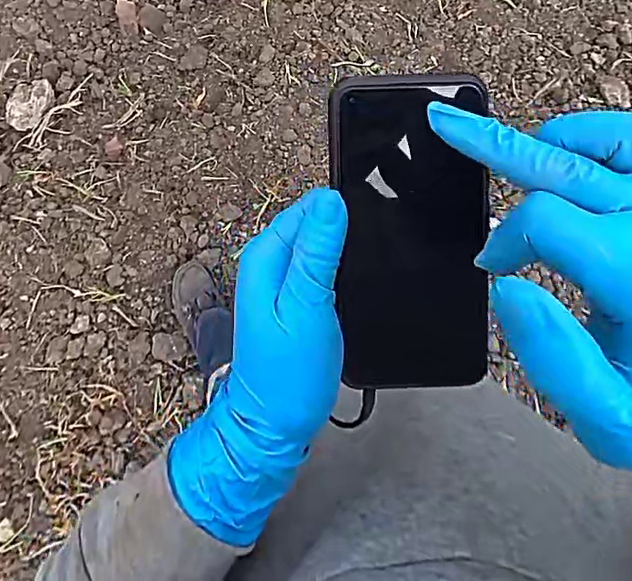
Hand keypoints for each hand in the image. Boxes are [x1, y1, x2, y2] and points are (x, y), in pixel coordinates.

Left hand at [167, 187, 346, 545]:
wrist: (272, 428)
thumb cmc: (288, 375)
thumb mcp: (307, 306)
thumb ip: (318, 252)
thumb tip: (331, 202)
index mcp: (265, 255)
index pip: (308, 207)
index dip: (340, 212)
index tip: (365, 231)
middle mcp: (266, 262)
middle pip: (311, 222)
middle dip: (340, 230)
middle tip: (365, 255)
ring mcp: (276, 281)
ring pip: (316, 244)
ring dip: (339, 250)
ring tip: (361, 267)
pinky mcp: (289, 298)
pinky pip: (315, 267)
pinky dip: (334, 269)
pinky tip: (347, 283)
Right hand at [428, 105, 631, 580]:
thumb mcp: (612, 423)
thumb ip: (550, 356)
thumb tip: (504, 283)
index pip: (549, 223)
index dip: (506, 241)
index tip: (495, 269)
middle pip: (566, 165)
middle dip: (494, 144)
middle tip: (446, 125)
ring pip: (606, 141)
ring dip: (549, 142)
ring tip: (512, 154)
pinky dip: (598, 135)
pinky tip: (569, 151)